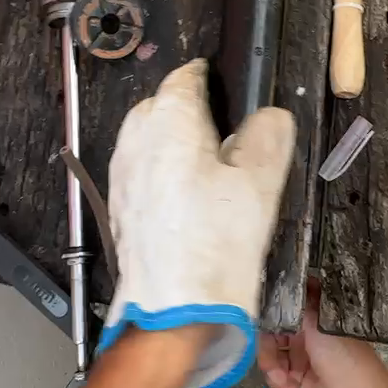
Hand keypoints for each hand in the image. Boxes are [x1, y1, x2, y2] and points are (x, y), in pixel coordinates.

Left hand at [103, 59, 295, 387]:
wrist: (172, 312)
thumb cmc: (218, 240)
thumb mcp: (261, 182)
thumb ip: (269, 134)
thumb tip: (267, 116)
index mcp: (168, 119)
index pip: (187, 76)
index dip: (212, 78)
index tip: (232, 91)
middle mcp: (135, 137)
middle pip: (163, 104)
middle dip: (192, 110)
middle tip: (229, 135)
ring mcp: (121, 172)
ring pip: (149, 138)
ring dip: (175, 141)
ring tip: (210, 169)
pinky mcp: (118, 204)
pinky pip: (142, 169)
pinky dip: (163, 171)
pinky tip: (187, 201)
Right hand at [257, 289, 387, 387]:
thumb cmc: (345, 359)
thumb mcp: (319, 326)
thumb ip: (299, 305)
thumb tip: (288, 277)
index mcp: (316, 314)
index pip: (284, 306)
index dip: (270, 312)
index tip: (260, 322)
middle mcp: (308, 331)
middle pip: (273, 331)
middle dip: (268, 348)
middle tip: (271, 364)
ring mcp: (304, 355)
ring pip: (274, 354)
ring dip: (272, 367)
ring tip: (283, 382)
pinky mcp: (300, 378)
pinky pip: (278, 374)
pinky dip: (279, 381)